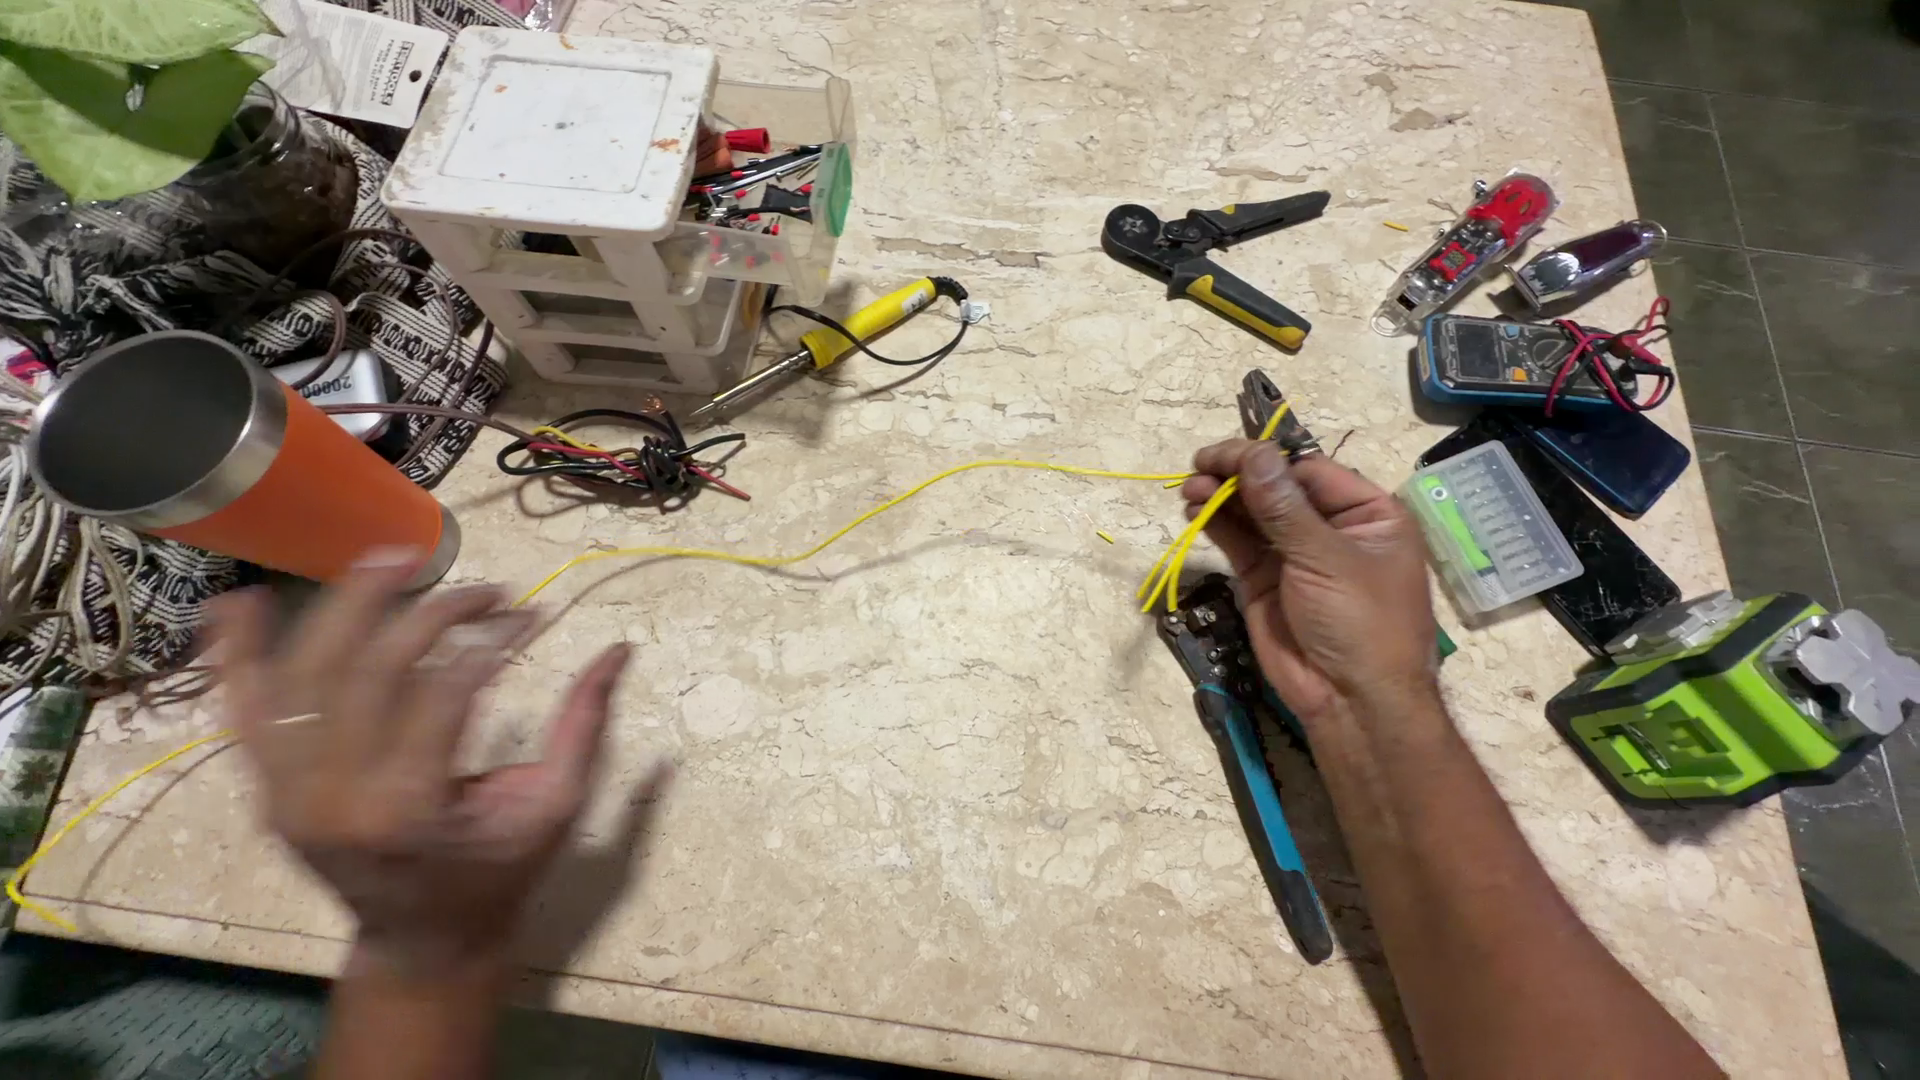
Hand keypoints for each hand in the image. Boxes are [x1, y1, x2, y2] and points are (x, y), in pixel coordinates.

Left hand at [208, 551, 649, 974]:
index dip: (497, 639)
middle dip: (434, 613)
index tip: (535, 613)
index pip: (448, 690)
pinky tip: (242, 601)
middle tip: (486, 588)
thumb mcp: (558, 803)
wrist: (422, 939)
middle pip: (372, 670)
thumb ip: (585, 724)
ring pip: (302, 677)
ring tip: (394, 558)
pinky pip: (242, 713)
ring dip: (344, 608)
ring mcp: (288, 792)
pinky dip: (237, 655)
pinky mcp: (270, 788)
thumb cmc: (501, 871)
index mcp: (412, 805)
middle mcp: (334, 795)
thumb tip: (619, 648)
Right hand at [1181, 441, 1438, 724]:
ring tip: (1189, 487)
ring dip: (1220, 497)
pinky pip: (1237, 540)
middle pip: (1276, 487)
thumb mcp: (1326, 559)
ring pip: (1252, 512)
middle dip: (1237, 475)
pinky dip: (1215, 524)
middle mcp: (1329, 527)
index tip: (1227, 456)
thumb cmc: (1360, 622)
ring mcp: (1293, 552)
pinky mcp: (1263, 577)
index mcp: (1367, 514)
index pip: (1309, 471)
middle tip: (1198, 465)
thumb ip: (1283, 508)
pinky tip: (1193, 510)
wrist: (1349, 699)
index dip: (1267, 460)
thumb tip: (1253, 455)